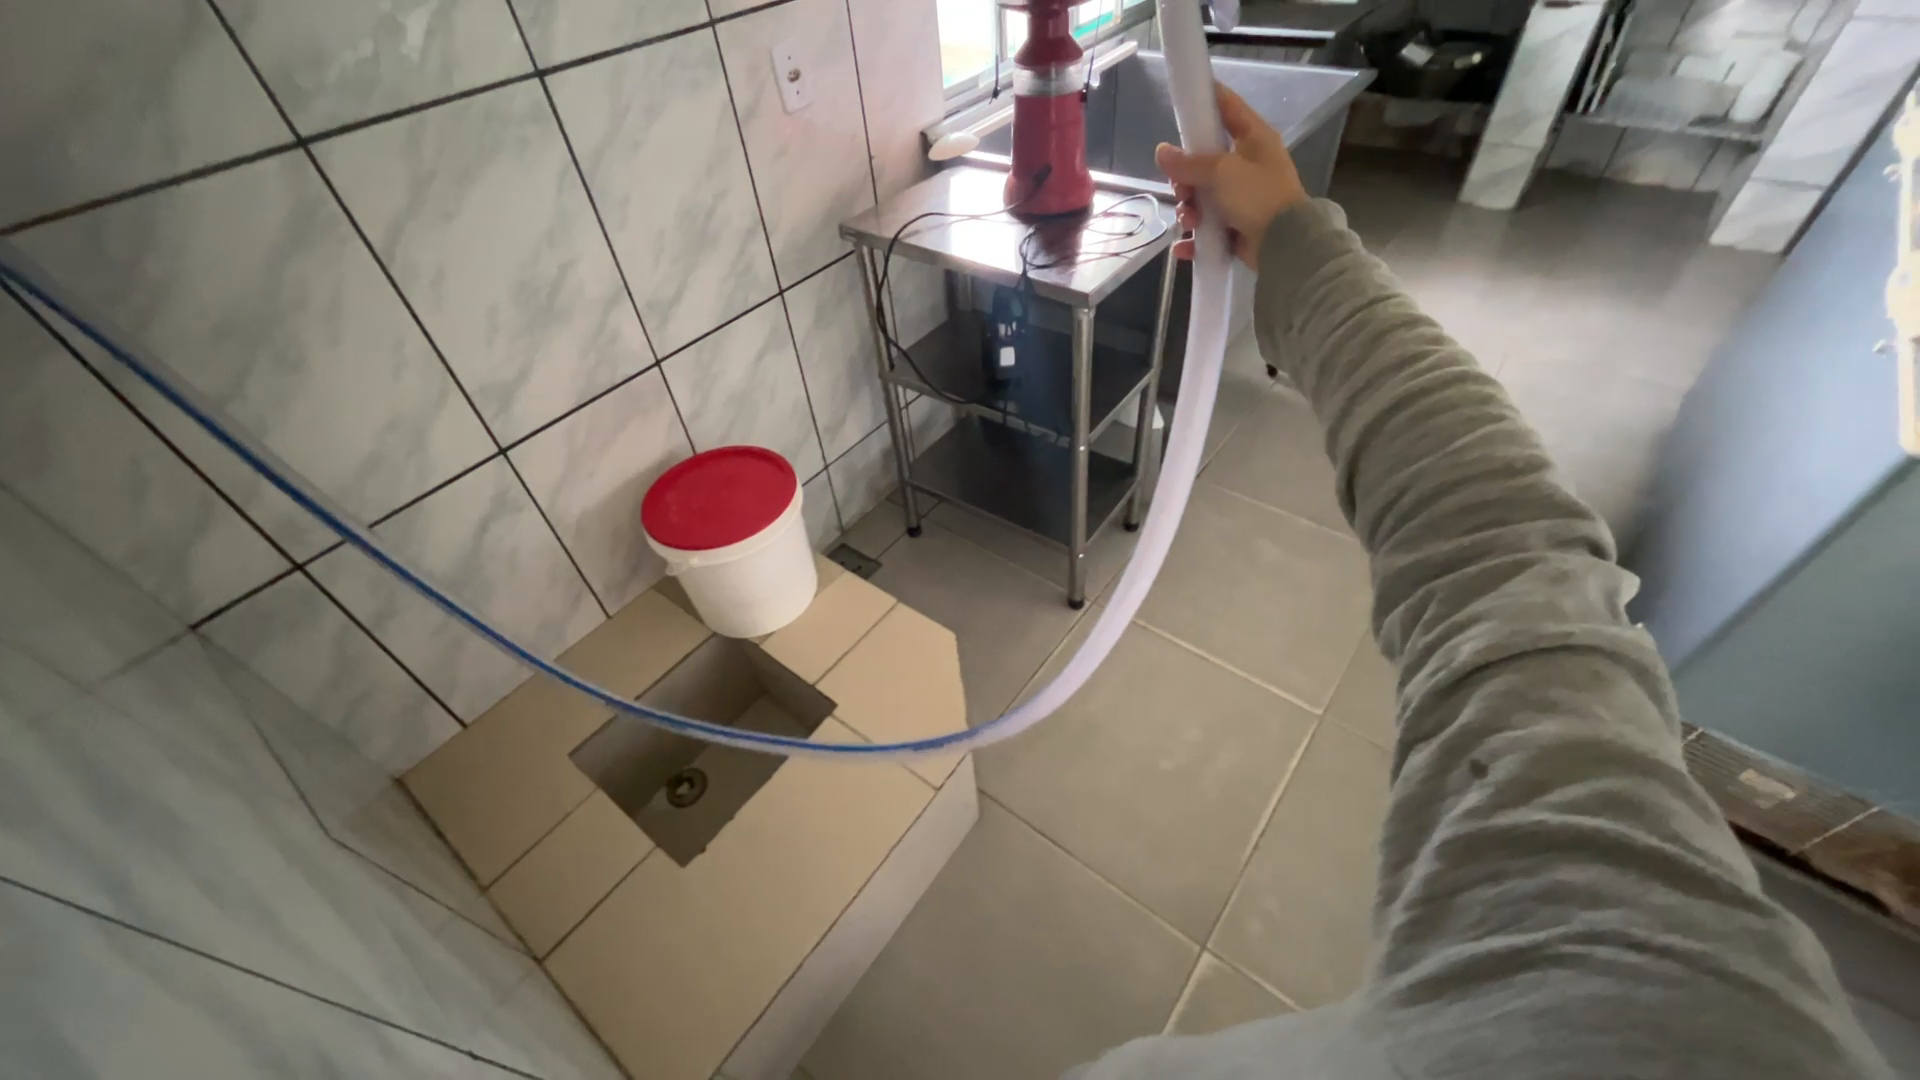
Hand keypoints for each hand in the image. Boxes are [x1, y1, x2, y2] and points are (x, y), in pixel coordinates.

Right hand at [1154, 83, 1307, 268]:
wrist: (1282, 244)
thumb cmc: (1257, 196)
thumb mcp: (1221, 172)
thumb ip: (1188, 163)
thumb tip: (1161, 151)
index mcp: (1253, 138)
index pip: (1228, 106)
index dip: (1206, 98)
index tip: (1183, 97)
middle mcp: (1247, 164)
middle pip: (1204, 161)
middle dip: (1185, 178)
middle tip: (1182, 189)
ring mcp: (1241, 197)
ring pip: (1201, 197)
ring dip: (1188, 210)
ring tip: (1190, 221)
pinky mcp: (1235, 227)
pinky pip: (1205, 229)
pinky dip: (1193, 238)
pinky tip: (1184, 246)